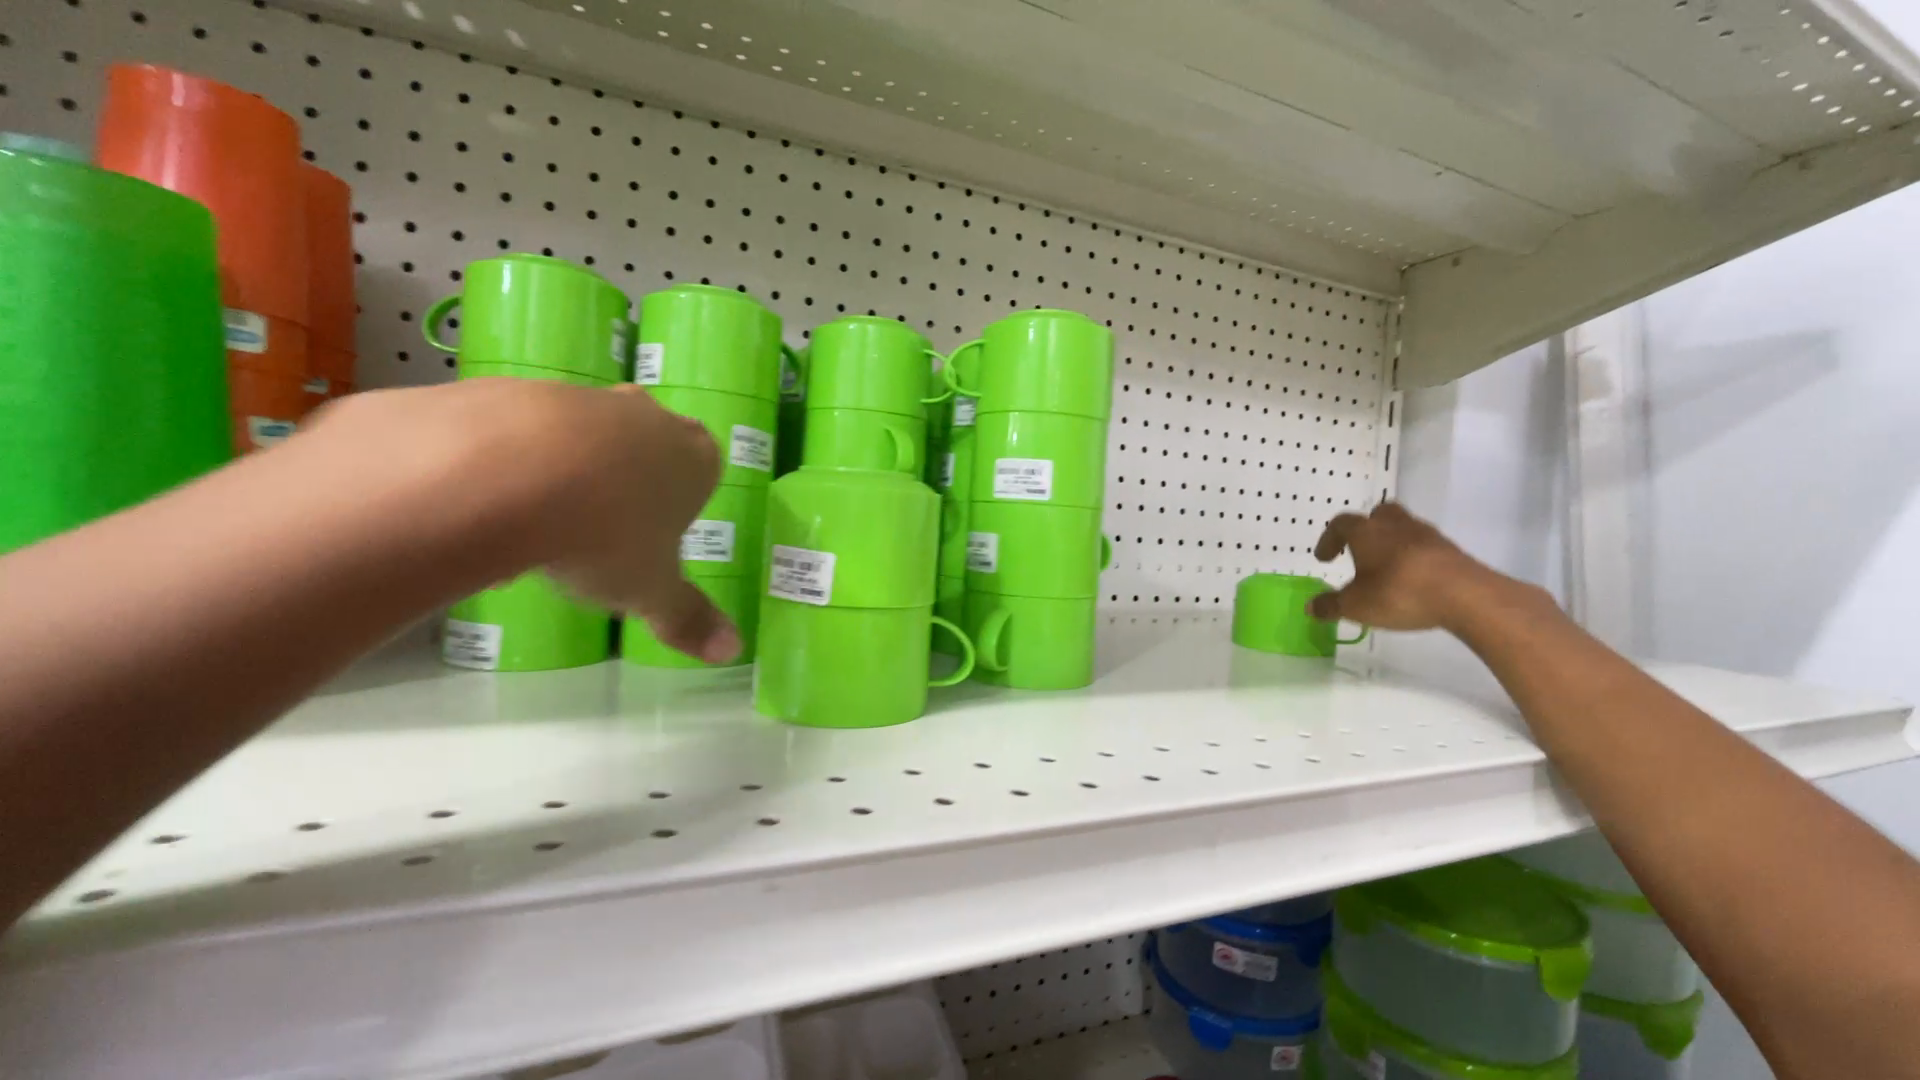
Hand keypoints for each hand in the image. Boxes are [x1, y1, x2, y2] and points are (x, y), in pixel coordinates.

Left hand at [310, 379, 737, 662]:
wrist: (504, 472)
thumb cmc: (604, 535)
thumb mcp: (649, 591)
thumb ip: (688, 619)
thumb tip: (732, 650)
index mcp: (693, 458)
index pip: (702, 472)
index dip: (678, 506)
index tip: (650, 538)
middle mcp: (646, 417)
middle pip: (644, 448)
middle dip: (624, 485)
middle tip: (596, 535)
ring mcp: (581, 398)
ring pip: (581, 440)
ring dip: (566, 476)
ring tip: (536, 532)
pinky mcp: (515, 391)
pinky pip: (521, 435)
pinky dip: (512, 467)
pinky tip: (490, 508)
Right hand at [1308, 502, 1501, 631]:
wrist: (1463, 595)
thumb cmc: (1398, 592)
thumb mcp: (1355, 606)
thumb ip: (1330, 605)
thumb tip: (1310, 607)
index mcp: (1366, 532)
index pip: (1340, 524)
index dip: (1329, 539)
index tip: (1325, 558)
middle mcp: (1395, 525)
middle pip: (1377, 515)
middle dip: (1365, 530)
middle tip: (1360, 550)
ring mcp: (1426, 535)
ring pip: (1403, 529)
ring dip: (1391, 543)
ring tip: (1387, 569)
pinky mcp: (1450, 550)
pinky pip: (1425, 547)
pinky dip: (1414, 558)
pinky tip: (1413, 580)